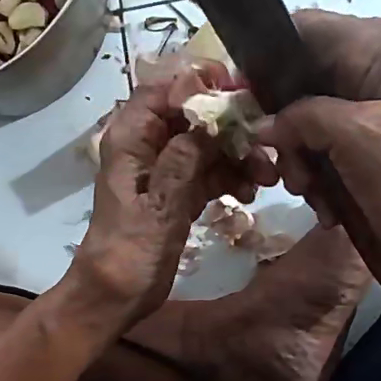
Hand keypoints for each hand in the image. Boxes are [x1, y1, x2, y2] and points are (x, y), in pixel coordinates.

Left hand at [67, 76, 273, 324]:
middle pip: (191, 116)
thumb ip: (184, 158)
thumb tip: (209, 115)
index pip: (162, 90)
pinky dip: (229, 179)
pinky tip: (249, 194)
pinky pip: (207, 173)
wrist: (114, 297)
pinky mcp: (175, 194)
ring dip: (237, 156)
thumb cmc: (129, 252)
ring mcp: (161, 171)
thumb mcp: (159, 205)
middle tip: (265, 143)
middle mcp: (144, 147)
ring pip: (205, 145)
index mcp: (129, 140)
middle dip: (230, 127)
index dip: (200, 83)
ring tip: (267, 178)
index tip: (240, 92)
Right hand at [258, 11, 380, 291]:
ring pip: (310, 112)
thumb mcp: (357, 139)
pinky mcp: (380, 134)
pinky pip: (327, 138)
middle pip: (305, 74)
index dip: (267, 62)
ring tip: (309, 191)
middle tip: (284, 166)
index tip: (240, 104)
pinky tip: (324, 200)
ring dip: (300, 155)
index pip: (308, 29)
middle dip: (287, 124)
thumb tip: (259, 124)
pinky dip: (318, 169)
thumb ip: (301, 117)